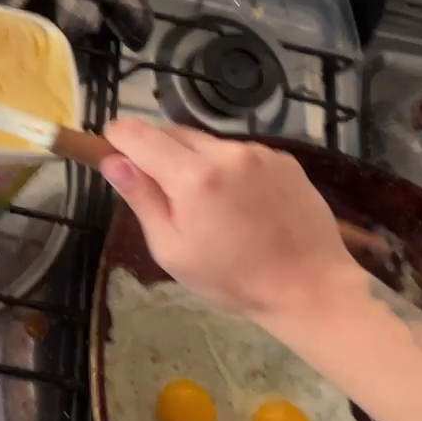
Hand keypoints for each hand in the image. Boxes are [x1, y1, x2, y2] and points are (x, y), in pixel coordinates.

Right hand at [100, 118, 359, 317]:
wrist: (310, 288)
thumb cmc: (231, 279)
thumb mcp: (171, 248)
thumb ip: (141, 199)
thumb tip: (112, 161)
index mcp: (193, 177)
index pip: (139, 135)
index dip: (118, 138)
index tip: (111, 150)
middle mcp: (226, 152)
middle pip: (170, 132)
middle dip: (154, 151)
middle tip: (158, 189)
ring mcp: (258, 152)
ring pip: (205, 141)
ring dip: (191, 158)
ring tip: (204, 201)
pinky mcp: (282, 159)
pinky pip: (237, 151)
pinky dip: (225, 166)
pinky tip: (237, 201)